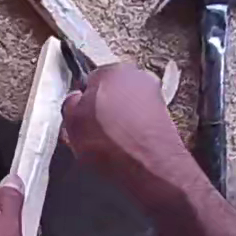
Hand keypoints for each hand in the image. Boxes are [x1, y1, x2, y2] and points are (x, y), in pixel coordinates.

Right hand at [60, 63, 202, 202]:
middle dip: (101, 108)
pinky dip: (131, 131)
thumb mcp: (72, 123)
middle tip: (91, 132)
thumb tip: (75, 100)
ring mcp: (154, 95)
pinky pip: (138, 121)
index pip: (89, 81)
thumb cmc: (109, 142)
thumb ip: (70, 104)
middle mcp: (137, 75)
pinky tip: (124, 147)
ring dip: (117, 121)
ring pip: (125, 107)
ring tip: (108, 143)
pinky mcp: (164, 115)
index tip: (78, 117)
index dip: (81, 101)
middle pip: (110, 91)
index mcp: (111, 70)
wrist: (148, 164)